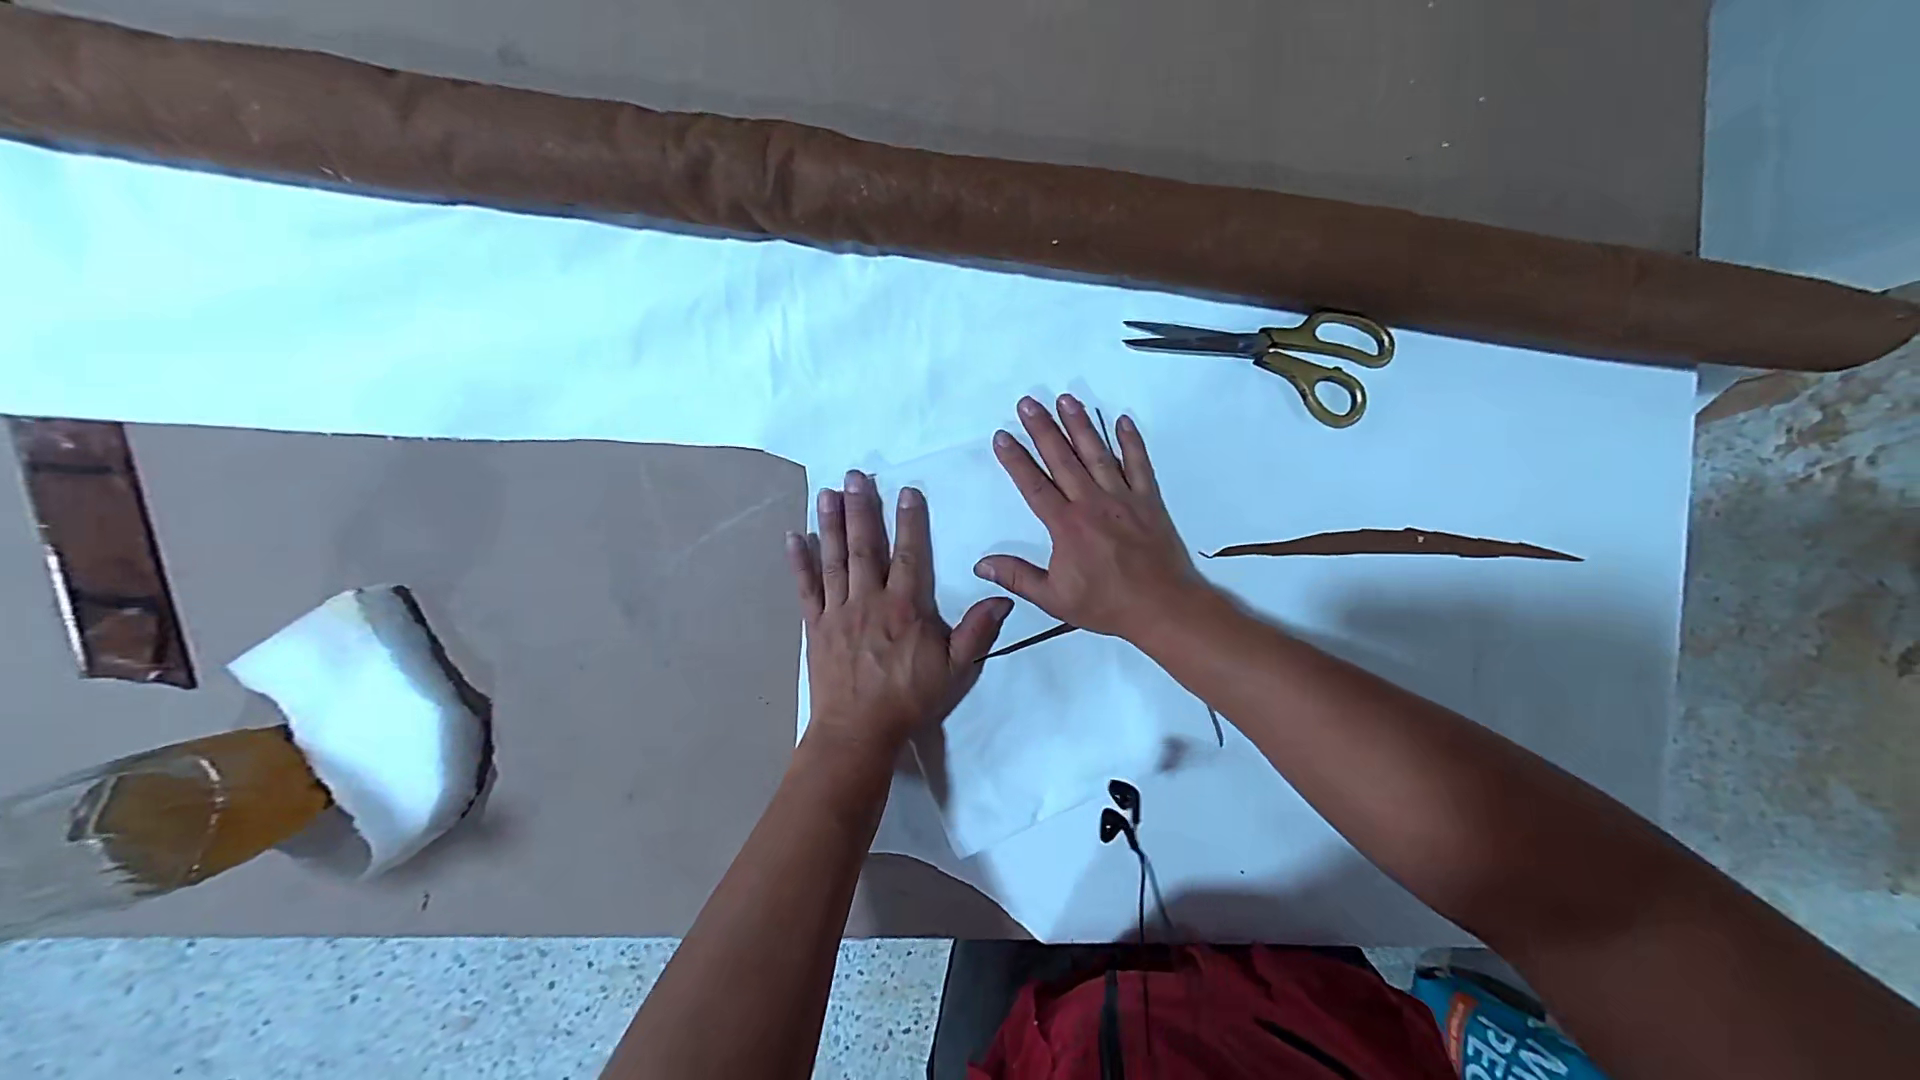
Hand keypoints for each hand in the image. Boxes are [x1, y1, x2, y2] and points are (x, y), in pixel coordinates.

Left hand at [789, 470, 1013, 752]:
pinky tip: (793, 536)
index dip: (910, 521)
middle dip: (861, 508)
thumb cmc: (910, 698)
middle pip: (865, 546)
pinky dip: (799, 562)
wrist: (859, 730)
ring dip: (830, 523)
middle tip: (854, 475)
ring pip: (834, 559)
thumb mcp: (955, 668)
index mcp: (905, 607)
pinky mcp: (816, 626)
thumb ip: (977, 631)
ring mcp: (838, 611)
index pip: (910, 554)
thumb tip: (1004, 597)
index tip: (906, 490)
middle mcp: (869, 599)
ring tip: (827, 492)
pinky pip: (806, 588)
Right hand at [976, 395, 1208, 641]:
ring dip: (1080, 425)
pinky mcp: (1149, 501)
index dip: (1016, 460)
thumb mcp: (1055, 598)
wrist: (1164, 607)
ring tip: (1066, 400)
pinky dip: (1131, 442)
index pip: (1035, 485)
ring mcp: (1123, 498)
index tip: (1003, 437)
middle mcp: (1093, 504)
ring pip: (1097, 454)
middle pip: (1062, 459)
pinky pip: (1139, 464)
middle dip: (1043, 429)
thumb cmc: (1109, 604)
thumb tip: (983, 565)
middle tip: (1029, 403)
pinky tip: (1122, 421)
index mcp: (1067, 526)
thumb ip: (1018, 577)